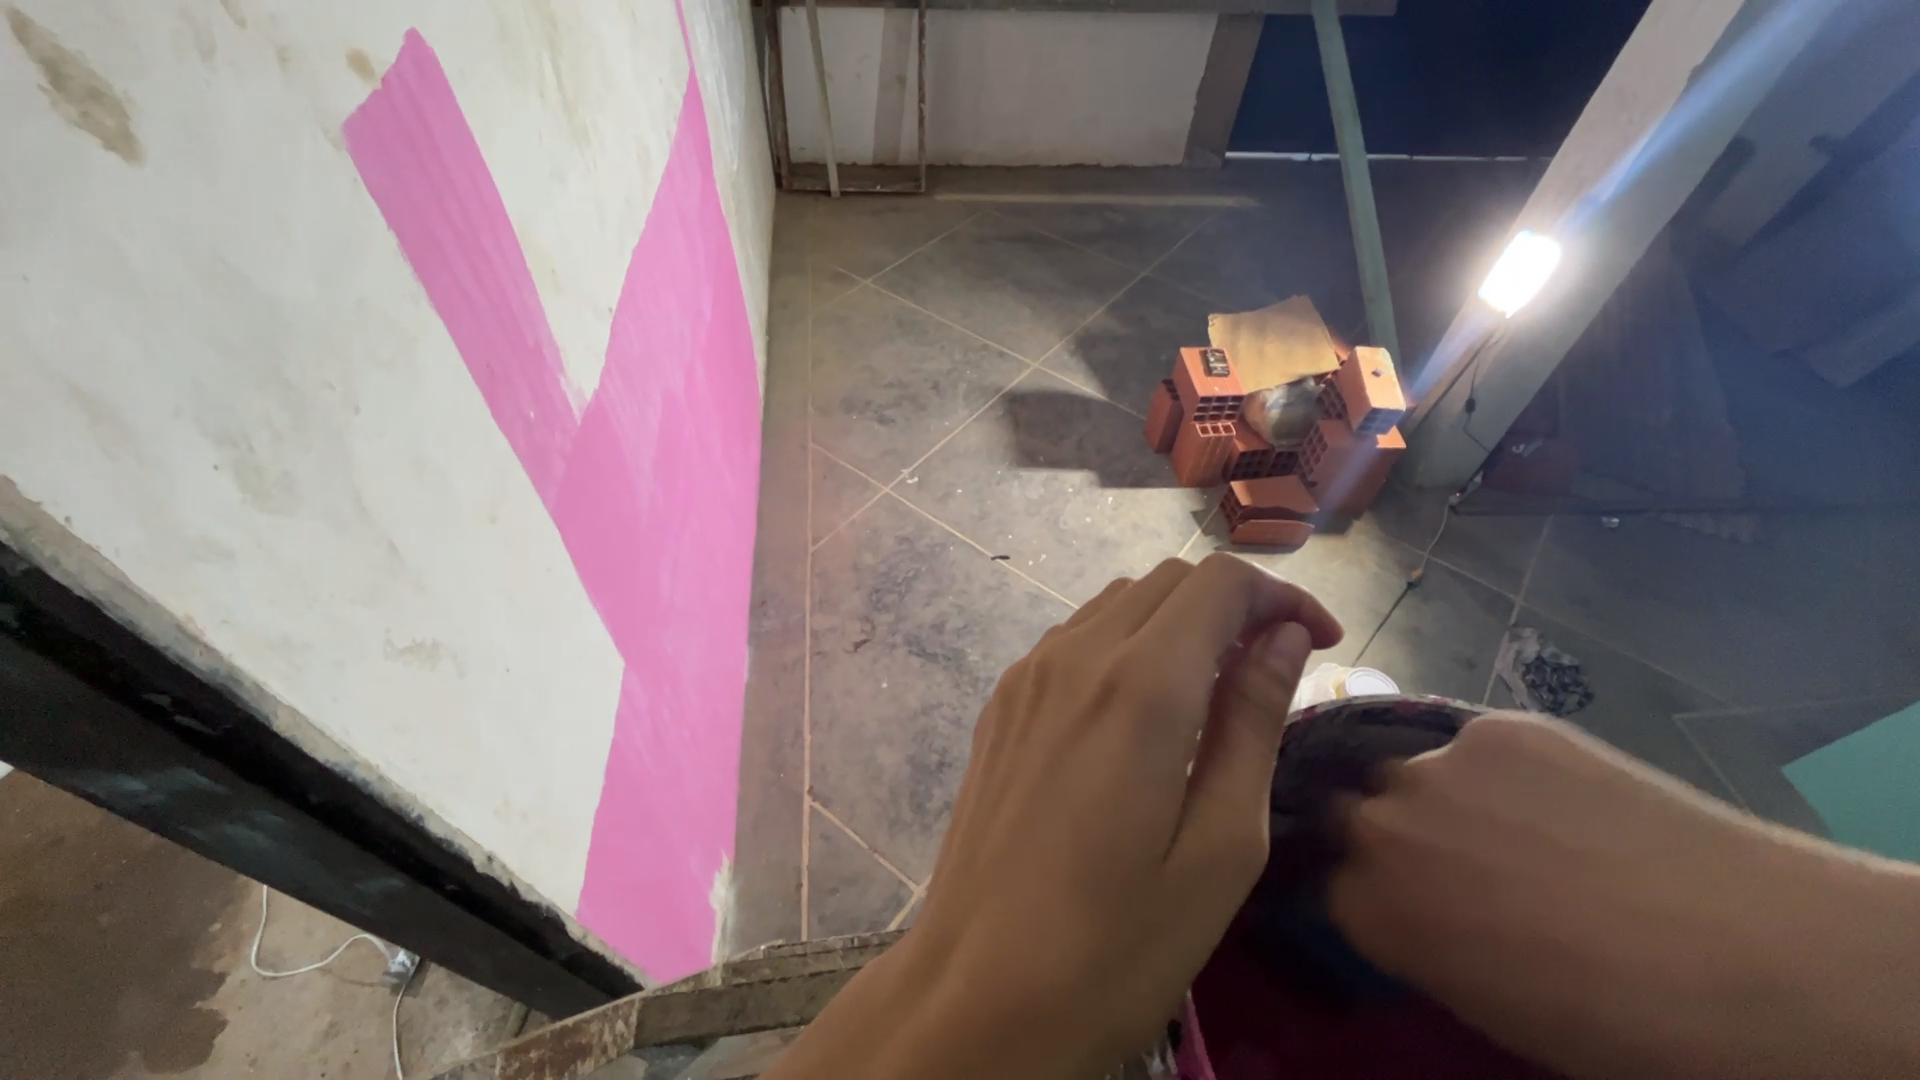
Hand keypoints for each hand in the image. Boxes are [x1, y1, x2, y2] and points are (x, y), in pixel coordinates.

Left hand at [766, 555, 1342, 1079]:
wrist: (978, 988)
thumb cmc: (1118, 941)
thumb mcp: (1221, 843)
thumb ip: (1254, 720)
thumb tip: (1283, 638)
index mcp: (1140, 685)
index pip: (1220, 583)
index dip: (1282, 596)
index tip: (1319, 642)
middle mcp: (1076, 655)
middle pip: (1169, 581)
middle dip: (1234, 605)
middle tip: (1273, 670)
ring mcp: (1028, 675)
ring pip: (1118, 603)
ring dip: (1178, 621)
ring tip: (1213, 691)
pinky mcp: (1002, 702)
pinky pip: (1076, 639)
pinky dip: (1126, 644)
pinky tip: (1141, 710)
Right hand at [1329, 712, 1919, 1079]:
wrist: (1744, 956)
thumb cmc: (1612, 1018)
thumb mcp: (1483, 999)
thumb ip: (1417, 937)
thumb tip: (1415, 906)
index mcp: (1365, 907)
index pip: (1329, 879)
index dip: (1368, 886)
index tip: (1406, 896)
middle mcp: (1374, 826)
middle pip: (1349, 811)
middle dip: (1386, 829)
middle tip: (1452, 853)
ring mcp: (1432, 767)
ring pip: (1411, 770)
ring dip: (1443, 794)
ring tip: (1518, 820)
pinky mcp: (1494, 726)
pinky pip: (1475, 743)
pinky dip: (1505, 767)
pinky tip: (1564, 796)